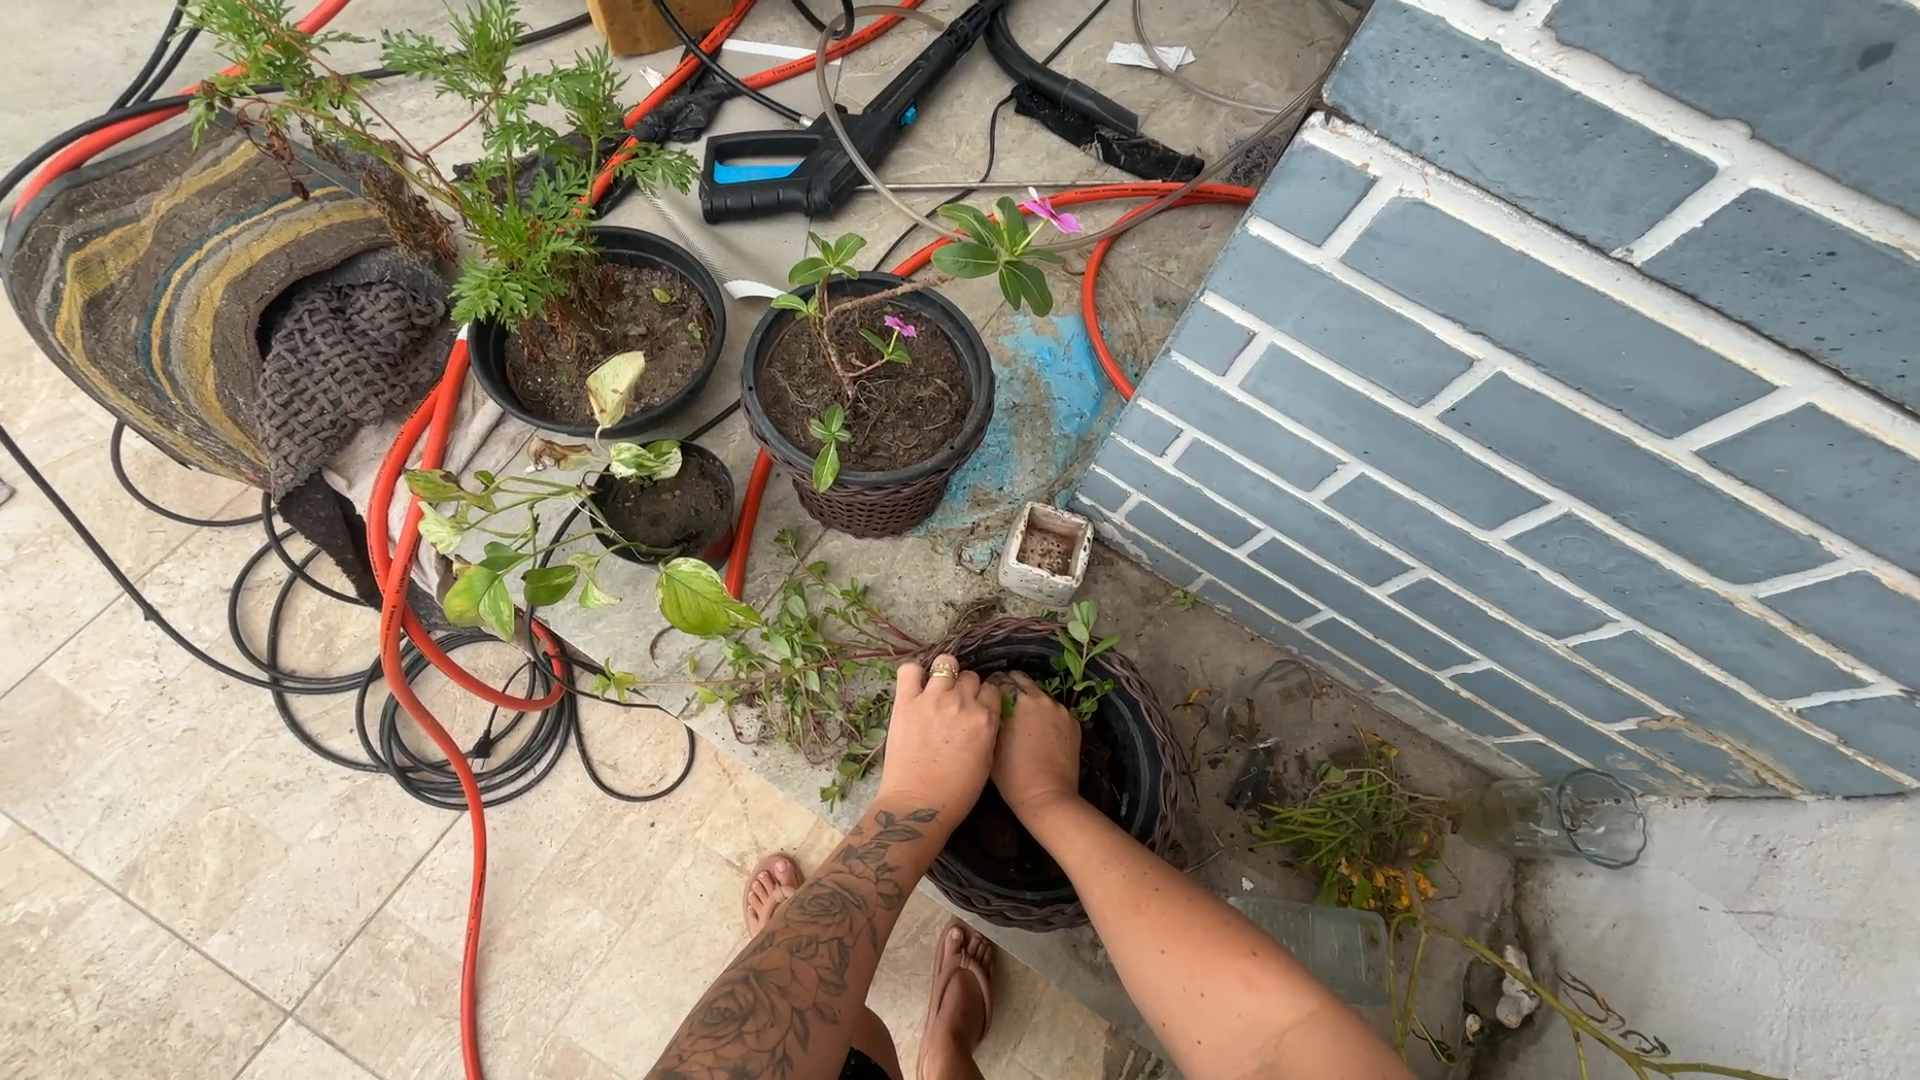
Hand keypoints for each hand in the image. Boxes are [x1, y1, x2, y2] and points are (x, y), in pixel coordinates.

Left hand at [875, 655, 1002, 820]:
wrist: (919, 804)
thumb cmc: (957, 792)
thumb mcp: (987, 760)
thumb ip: (988, 730)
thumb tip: (983, 714)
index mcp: (985, 718)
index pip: (990, 689)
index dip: (983, 697)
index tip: (975, 706)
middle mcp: (961, 702)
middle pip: (969, 677)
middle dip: (964, 687)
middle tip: (954, 703)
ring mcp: (932, 699)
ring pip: (945, 663)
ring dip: (944, 674)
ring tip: (936, 688)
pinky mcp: (906, 702)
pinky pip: (910, 670)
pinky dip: (914, 673)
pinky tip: (915, 686)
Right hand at [989, 672, 1082, 821]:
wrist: (1048, 796)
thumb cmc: (1012, 775)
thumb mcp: (991, 744)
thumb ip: (991, 717)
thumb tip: (991, 706)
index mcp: (1017, 700)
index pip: (1000, 679)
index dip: (991, 687)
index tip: (988, 697)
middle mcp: (1040, 698)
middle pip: (1022, 679)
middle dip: (1011, 687)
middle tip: (1004, 704)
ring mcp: (1060, 709)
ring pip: (1040, 695)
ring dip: (1030, 701)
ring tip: (1023, 721)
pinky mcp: (1074, 722)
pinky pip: (1055, 710)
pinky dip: (1046, 715)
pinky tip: (1041, 733)